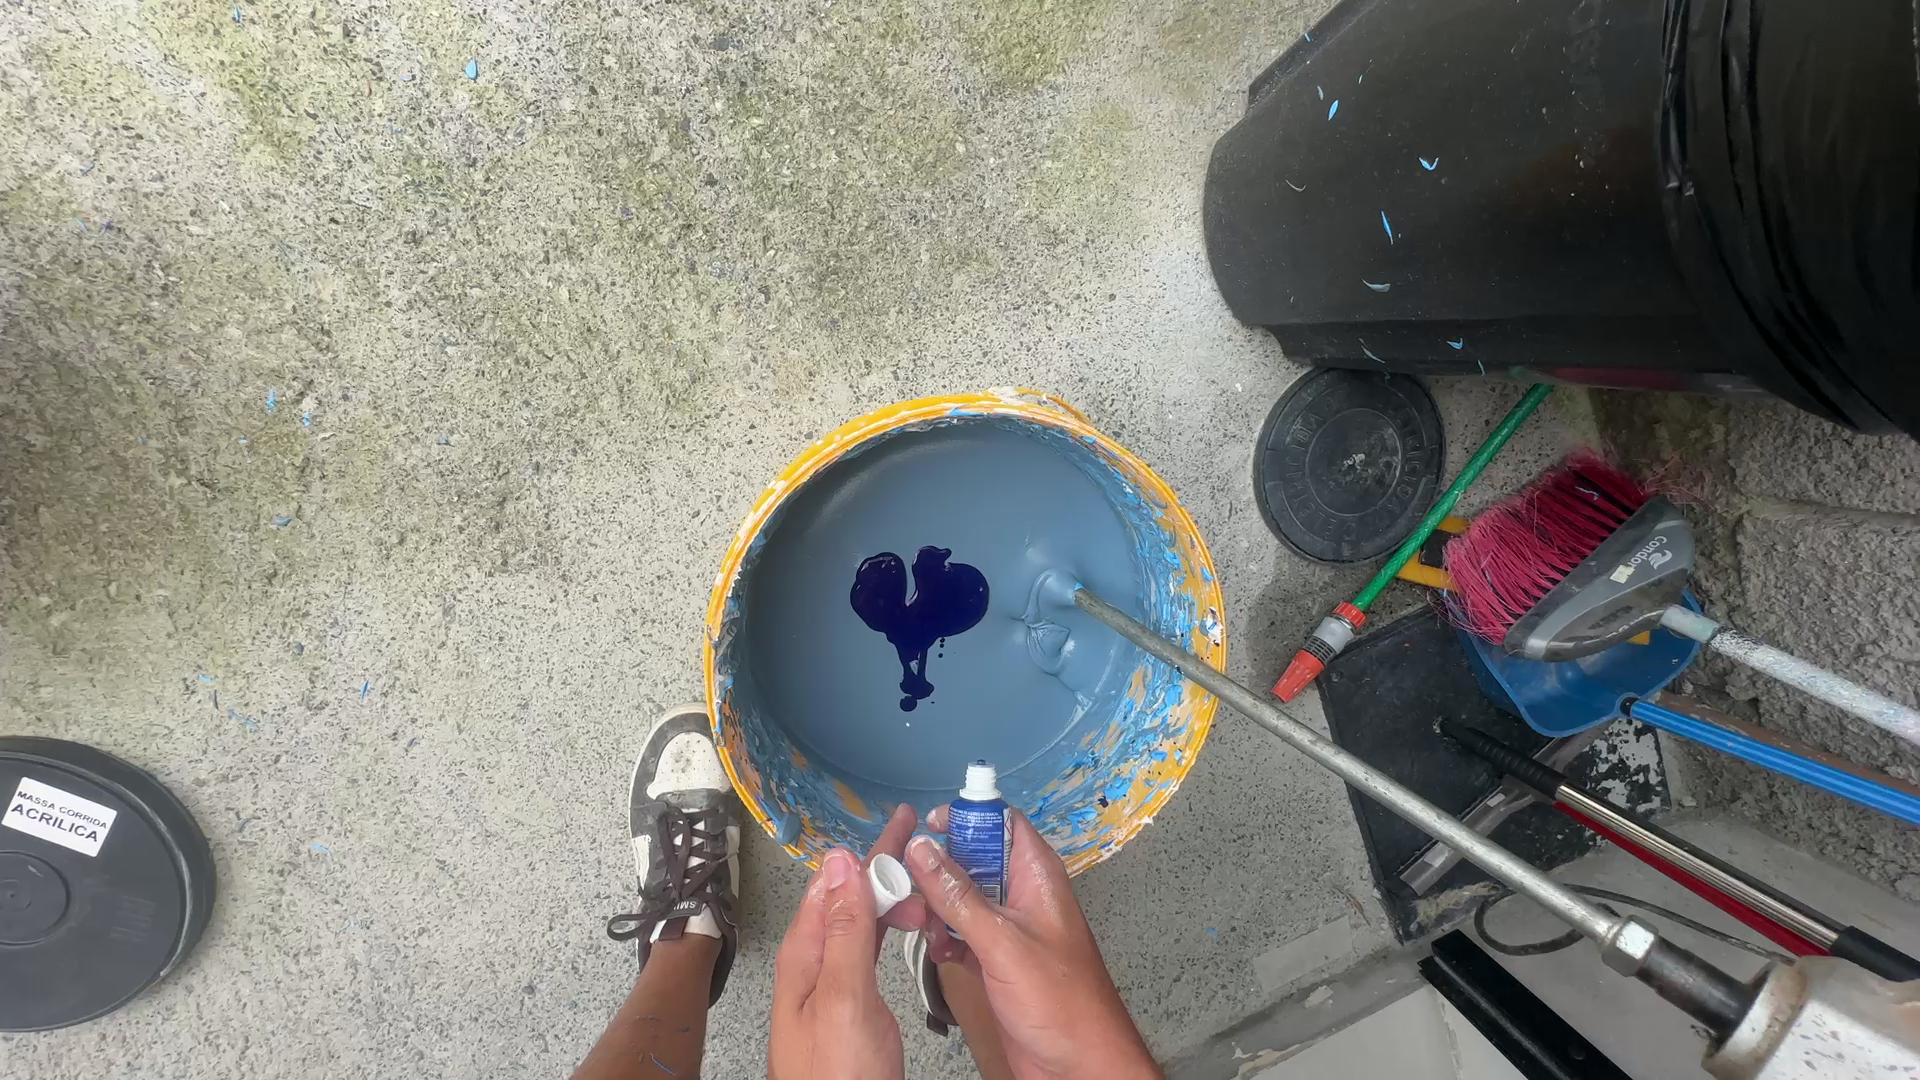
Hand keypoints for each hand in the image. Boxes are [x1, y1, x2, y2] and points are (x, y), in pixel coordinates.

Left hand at [768, 804, 924, 1079]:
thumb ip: (844, 930)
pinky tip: (907, 921)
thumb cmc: (838, 1075)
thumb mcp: (843, 998)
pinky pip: (868, 943)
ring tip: (925, 891)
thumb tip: (841, 860)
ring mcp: (831, 978)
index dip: (873, 848)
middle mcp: (814, 956)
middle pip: (850, 892)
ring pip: (862, 916)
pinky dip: (890, 924)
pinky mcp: (850, 997)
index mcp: (806, 949)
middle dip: (887, 865)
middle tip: (925, 848)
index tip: (905, 821)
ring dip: (892, 895)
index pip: (839, 878)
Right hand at [907, 808, 1159, 1079]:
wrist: (1080, 1067)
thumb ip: (958, 894)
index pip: (999, 819)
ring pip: (961, 894)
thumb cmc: (1059, 998)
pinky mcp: (994, 955)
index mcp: (1034, 871)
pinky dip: (945, 937)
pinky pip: (960, 929)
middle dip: (940, 867)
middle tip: (913, 884)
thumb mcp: (1002, 941)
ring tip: (928, 928)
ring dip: (938, 907)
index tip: (929, 826)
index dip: (966, 815)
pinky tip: (940, 952)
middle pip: (972, 855)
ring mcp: (1007, 923)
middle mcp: (1020, 889)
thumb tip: (921, 848)